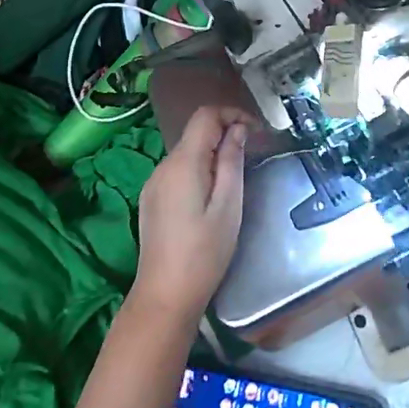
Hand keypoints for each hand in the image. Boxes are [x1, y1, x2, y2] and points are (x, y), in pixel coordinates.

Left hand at [131, 106, 254, 322]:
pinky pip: (178, 172)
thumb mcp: (229, 205)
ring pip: (187, 153)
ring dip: (212, 154)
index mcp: (183, 162)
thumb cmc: (204, 251)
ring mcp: (154, 183)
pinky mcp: (151, 199)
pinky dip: (199, 170)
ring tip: (236, 180)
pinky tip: (212, 197)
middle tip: (252, 155)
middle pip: (195, 133)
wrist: (165, 293)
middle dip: (225, 135)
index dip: (232, 114)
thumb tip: (238, 130)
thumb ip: (233, 162)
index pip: (205, 116)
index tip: (257, 131)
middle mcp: (163, 166)